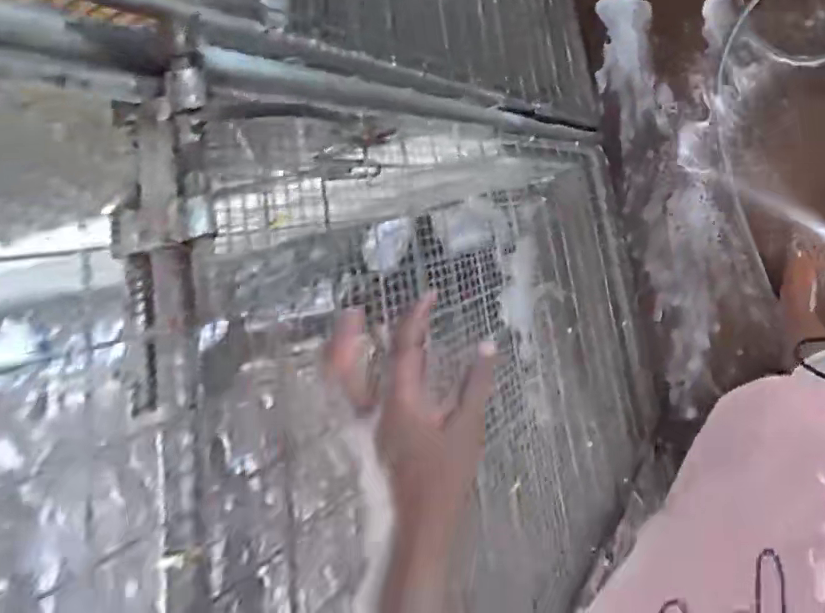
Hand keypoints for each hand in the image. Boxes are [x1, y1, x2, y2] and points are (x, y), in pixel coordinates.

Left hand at [325, 293, 496, 609]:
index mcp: (398, 403)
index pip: (404, 349)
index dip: (415, 317)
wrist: (417, 528)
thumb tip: (487, 345)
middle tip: (355, 310)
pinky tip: (366, 374)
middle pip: (344, 368)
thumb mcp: (468, 427)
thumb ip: (475, 383)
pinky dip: (351, 378)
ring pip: (338, 386)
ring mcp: (361, 430)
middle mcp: (370, 413)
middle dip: (347, 336)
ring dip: (342, 356)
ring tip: (351, 334)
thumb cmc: (444, 476)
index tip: (428, 295)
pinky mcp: (363, 443)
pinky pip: (348, 400)